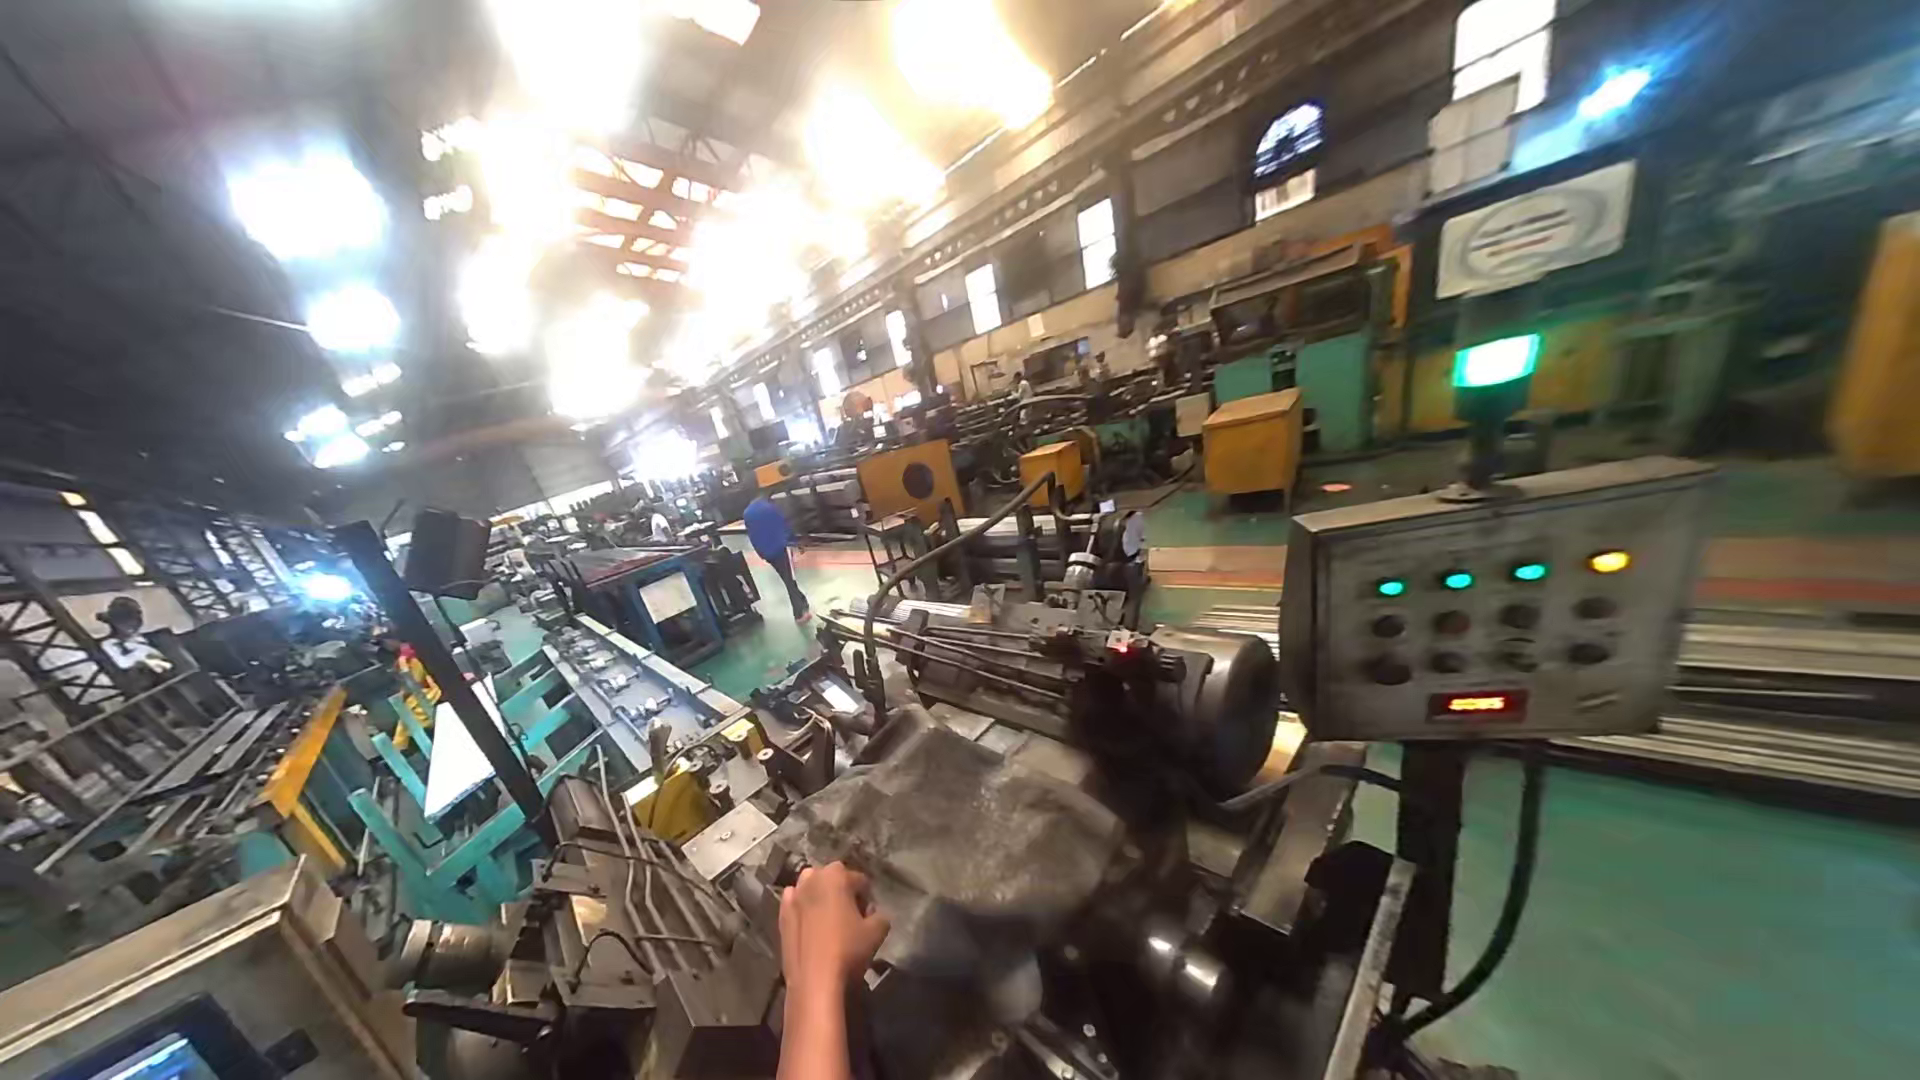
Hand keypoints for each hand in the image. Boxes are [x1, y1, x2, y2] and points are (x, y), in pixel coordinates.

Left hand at [779, 862, 889, 995]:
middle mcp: (813, 878)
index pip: (860, 881)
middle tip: (851, 918)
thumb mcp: (877, 932)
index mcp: (837, 875)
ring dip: (821, 895)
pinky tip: (810, 926)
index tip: (868, 917)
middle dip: (843, 893)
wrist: (813, 983)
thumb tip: (872, 915)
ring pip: (811, 886)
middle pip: (835, 879)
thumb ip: (880, 916)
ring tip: (828, 920)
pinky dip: (802, 907)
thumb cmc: (847, 950)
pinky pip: (795, 903)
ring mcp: (794, 896)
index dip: (867, 899)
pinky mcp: (781, 915)